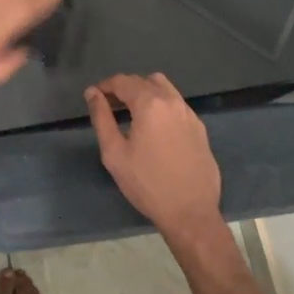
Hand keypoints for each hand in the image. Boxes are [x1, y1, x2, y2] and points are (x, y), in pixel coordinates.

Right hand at [85, 73, 223, 242]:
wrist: (191, 212)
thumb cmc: (147, 184)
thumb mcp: (114, 153)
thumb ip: (101, 118)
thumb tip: (93, 93)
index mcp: (150, 104)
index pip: (123, 81)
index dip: (106, 85)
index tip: (94, 97)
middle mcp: (172, 101)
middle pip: (144, 80)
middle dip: (124, 88)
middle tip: (110, 106)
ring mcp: (189, 113)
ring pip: (164, 88)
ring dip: (145, 92)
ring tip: (132, 113)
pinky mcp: (199, 128)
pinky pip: (177, 104)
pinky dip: (161, 105)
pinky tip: (155, 128)